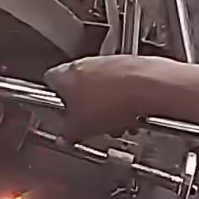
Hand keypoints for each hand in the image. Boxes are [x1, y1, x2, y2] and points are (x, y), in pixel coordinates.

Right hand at [44, 56, 174, 139]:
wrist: (148, 87)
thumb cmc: (112, 101)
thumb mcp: (80, 129)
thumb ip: (68, 133)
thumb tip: (66, 136)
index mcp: (64, 74)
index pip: (49, 82)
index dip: (54, 98)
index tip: (60, 111)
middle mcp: (85, 63)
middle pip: (78, 86)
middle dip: (86, 107)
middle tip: (91, 125)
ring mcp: (108, 62)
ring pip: (102, 88)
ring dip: (107, 107)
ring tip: (116, 125)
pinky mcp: (129, 65)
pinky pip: (122, 86)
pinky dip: (125, 101)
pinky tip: (131, 117)